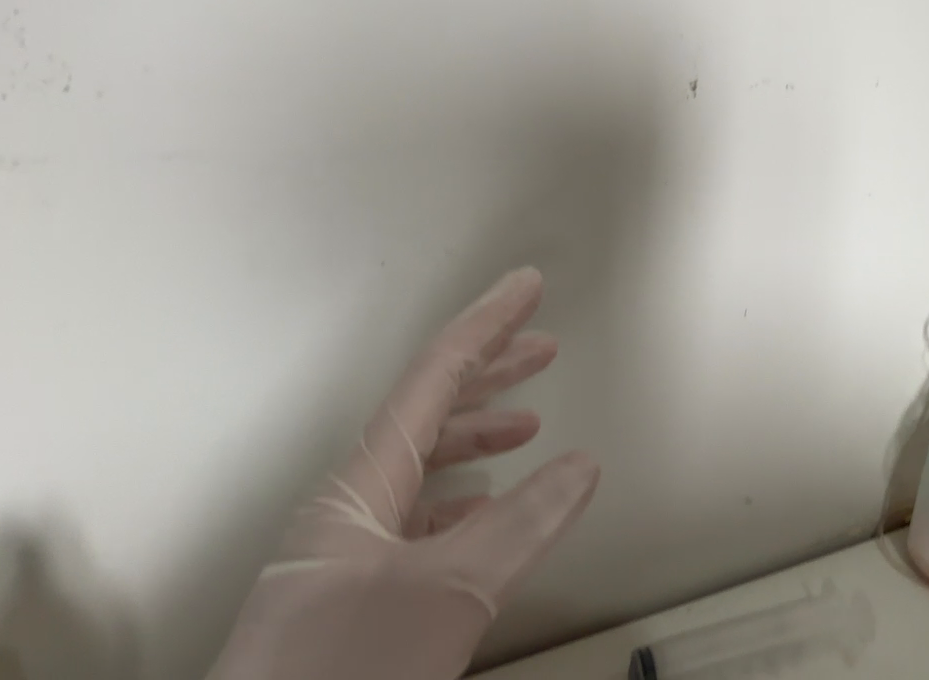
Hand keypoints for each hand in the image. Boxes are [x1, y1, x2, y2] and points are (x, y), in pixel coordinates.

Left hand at [209, 268, 598, 679]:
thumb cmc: (346, 671)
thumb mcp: (447, 594)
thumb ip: (521, 525)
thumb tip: (582, 463)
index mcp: (359, 485)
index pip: (434, 377)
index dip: (487, 324)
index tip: (528, 286)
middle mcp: (349, 505)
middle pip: (428, 410)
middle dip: (489, 370)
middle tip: (543, 346)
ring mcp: (347, 552)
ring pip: (423, 464)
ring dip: (477, 433)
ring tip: (527, 421)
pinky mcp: (353, 597)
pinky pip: (418, 516)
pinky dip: (463, 496)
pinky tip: (486, 508)